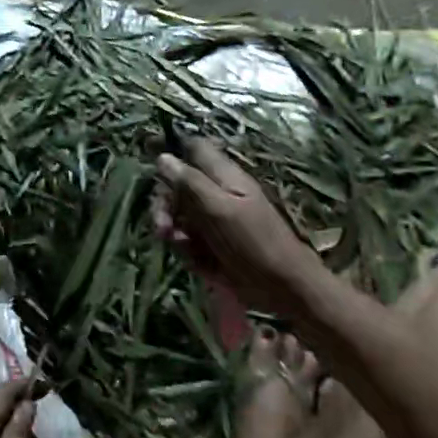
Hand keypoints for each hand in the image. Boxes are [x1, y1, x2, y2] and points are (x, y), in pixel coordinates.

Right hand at [153, 139, 320, 315]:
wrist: (284, 289)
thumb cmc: (254, 243)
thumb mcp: (219, 209)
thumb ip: (190, 182)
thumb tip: (162, 158)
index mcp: (223, 176)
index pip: (194, 148)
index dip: (172, 153)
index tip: (153, 169)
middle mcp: (217, 193)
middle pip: (178, 186)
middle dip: (166, 205)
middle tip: (163, 227)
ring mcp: (215, 221)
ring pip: (179, 216)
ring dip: (174, 231)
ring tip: (181, 247)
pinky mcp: (214, 245)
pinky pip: (188, 241)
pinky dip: (188, 251)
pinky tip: (198, 263)